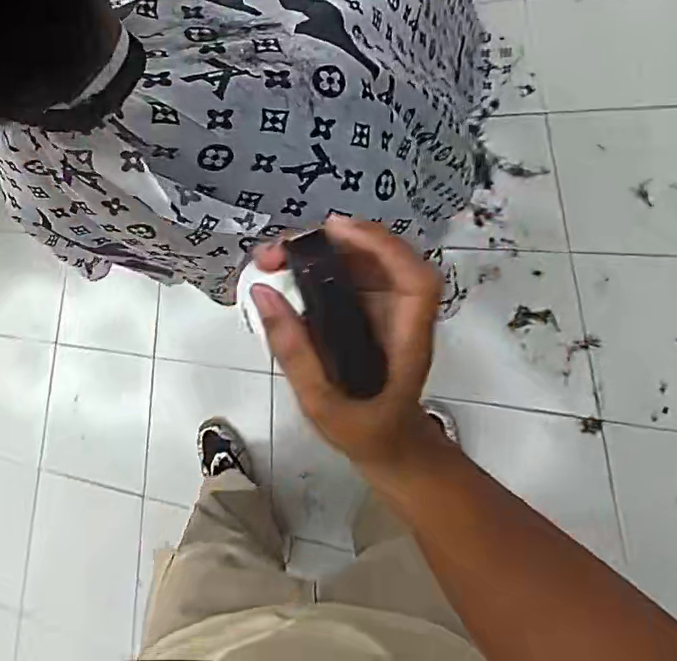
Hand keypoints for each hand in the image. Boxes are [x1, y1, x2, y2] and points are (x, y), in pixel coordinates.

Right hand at [250, 216, 444, 470]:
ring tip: (275, 255)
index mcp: (409, 338)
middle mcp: (405, 311)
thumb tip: (263, 292)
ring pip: (364, 256)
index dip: (383, 247)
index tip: (336, 232)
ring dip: (322, 246)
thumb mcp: (321, 403)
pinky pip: (352, 270)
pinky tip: (289, 265)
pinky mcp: (374, 303)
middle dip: (332, 241)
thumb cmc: (365, 430)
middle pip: (383, 256)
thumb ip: (294, 352)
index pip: (414, 281)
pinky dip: (321, 260)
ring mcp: (391, 304)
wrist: (390, 444)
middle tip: (280, 249)